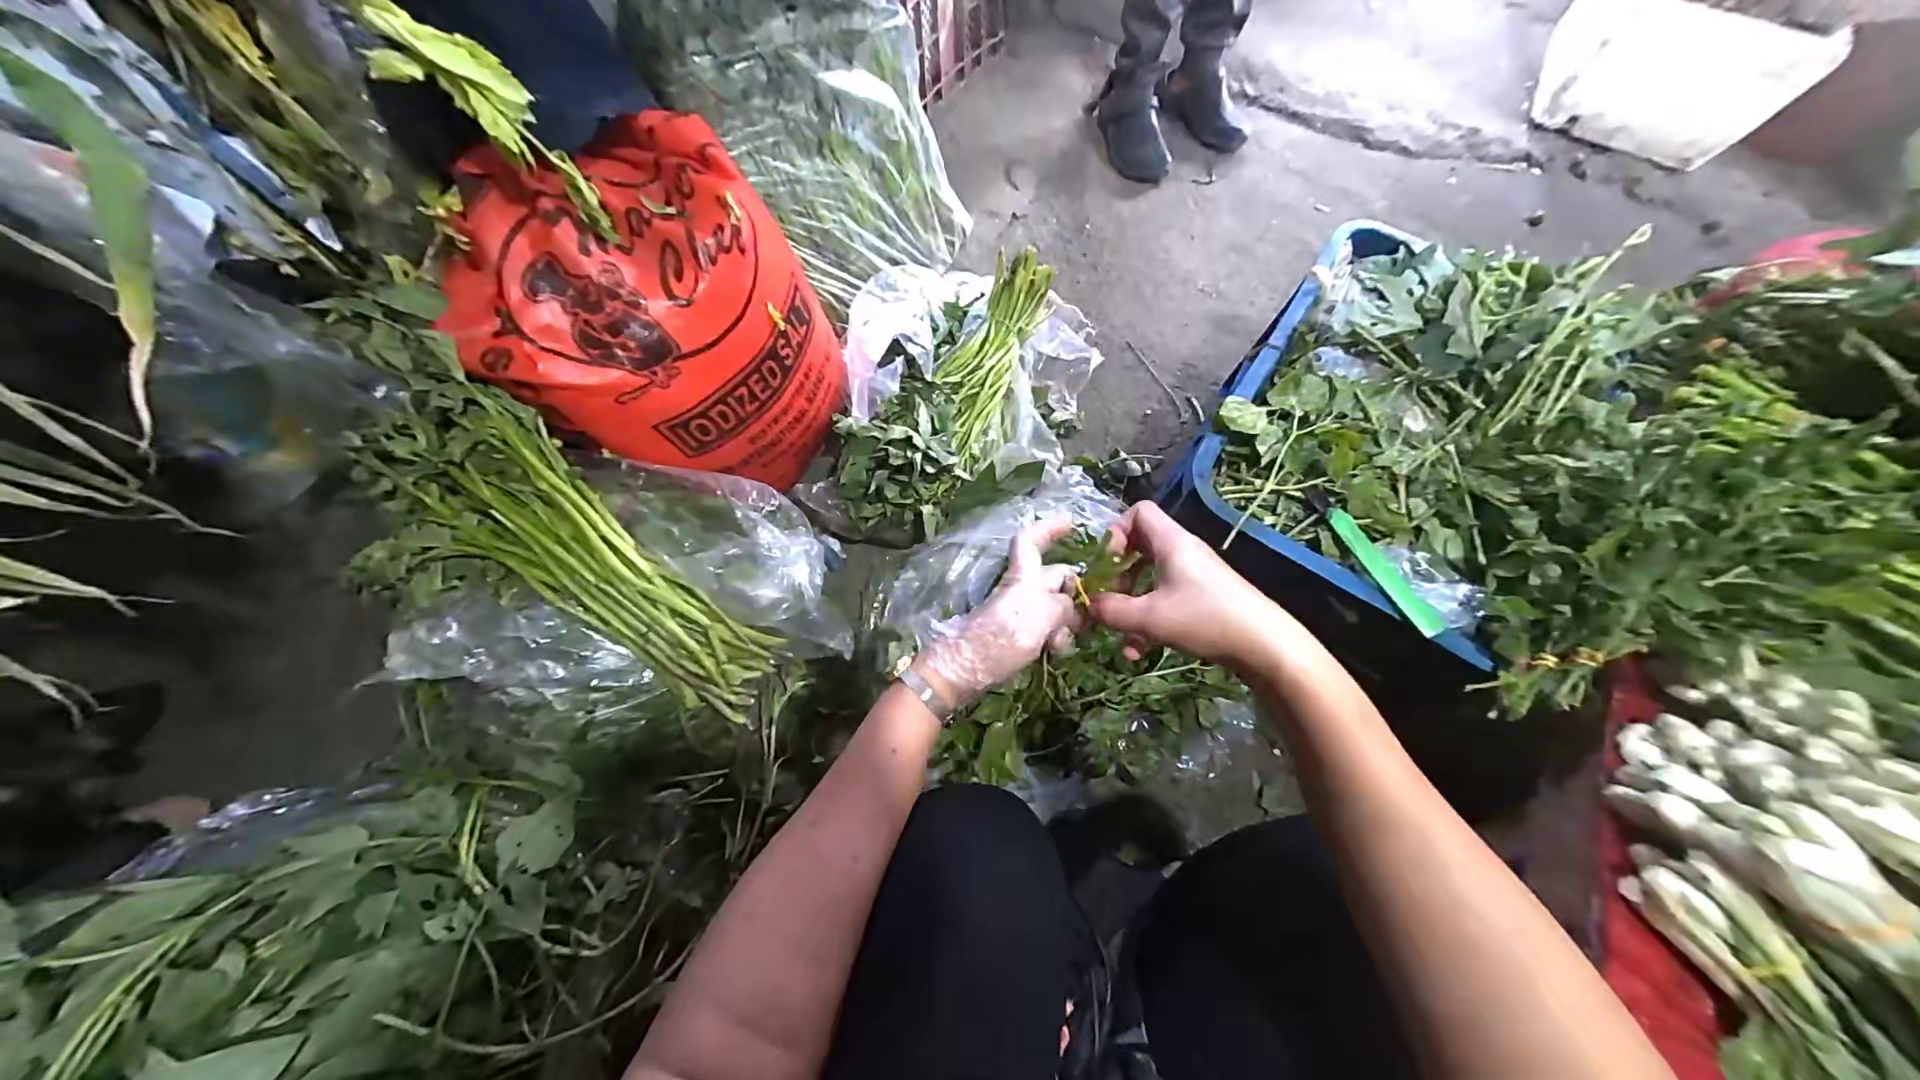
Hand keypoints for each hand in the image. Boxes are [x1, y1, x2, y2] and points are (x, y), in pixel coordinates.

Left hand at [912, 520, 1082, 708]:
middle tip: (1089, 613)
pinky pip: (1046, 629)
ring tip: (1064, 641)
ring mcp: (1018, 613)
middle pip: (1054, 576)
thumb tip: (1071, 606)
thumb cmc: (996, 642)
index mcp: (1021, 578)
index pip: (1030, 541)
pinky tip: (1056, 651)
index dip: (1050, 528)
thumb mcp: (1036, 618)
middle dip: (1074, 590)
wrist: (961, 675)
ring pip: (1055, 606)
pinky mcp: (1016, 635)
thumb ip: (1061, 606)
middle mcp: (1021, 590)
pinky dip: (1055, 637)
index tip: (1073, 524)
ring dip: (1068, 621)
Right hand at [1086, 501, 1291, 669]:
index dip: (1114, 533)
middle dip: (1117, 576)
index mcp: (1171, 543)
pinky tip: (1140, 651)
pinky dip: (1148, 620)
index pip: (1138, 512)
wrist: (1267, 646)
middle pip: (1139, 547)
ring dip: (1130, 605)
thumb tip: (1087, 605)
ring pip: (1149, 579)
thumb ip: (1111, 610)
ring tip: (1122, 633)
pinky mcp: (1203, 599)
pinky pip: (1164, 600)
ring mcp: (1194, 576)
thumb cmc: (1206, 620)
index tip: (1105, 565)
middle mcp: (1183, 552)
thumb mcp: (1149, 617)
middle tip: (1108, 599)